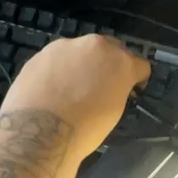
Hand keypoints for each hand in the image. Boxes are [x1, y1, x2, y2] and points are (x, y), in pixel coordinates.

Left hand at [0, 35, 149, 160]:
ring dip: (80, 65)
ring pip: (80, 52)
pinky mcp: (40, 53)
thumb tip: (110, 88)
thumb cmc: (85, 128)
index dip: (136, 78)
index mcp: (120, 61)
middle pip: (109, 49)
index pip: (139, 64)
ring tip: (70, 89)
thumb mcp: (114, 112)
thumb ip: (117, 90)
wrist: (39, 131)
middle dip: (108, 64)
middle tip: (100, 86)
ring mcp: (64, 46)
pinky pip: (56, 59)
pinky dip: (58, 70)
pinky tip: (51, 90)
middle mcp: (94, 46)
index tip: (130, 90)